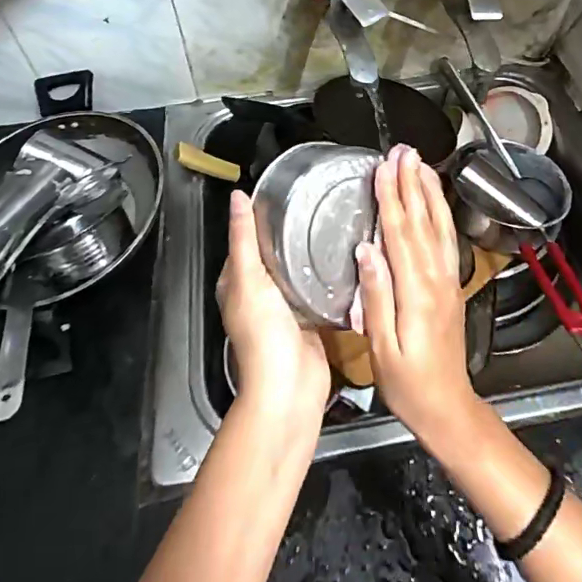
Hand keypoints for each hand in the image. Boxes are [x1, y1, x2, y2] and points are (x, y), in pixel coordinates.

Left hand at [217, 189, 329, 420]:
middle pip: (275, 254)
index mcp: (237, 283)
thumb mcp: (248, 280)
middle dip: (291, 232)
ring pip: (298, 270)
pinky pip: (318, 289)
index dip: (259, 217)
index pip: (246, 239)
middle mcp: (260, 292)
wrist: (290, 389)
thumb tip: (238, 198)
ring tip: (333, 222)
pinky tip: (344, 258)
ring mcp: (286, 306)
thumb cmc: (263, 337)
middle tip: (315, 204)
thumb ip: (244, 240)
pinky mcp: (310, 318)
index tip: (282, 192)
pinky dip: (327, 275)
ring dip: (311, 252)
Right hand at [354, 145, 478, 443]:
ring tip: (420, 164)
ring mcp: (448, 281)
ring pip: (439, 226)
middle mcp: (437, 280)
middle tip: (403, 152)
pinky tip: (434, 201)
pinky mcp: (451, 285)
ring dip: (429, 192)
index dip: (391, 198)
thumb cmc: (408, 384)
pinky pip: (447, 240)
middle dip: (411, 183)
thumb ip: (375, 297)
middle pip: (422, 222)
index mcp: (417, 293)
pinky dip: (441, 214)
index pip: (401, 234)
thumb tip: (366, 252)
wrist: (448, 407)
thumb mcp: (382, 348)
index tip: (384, 168)